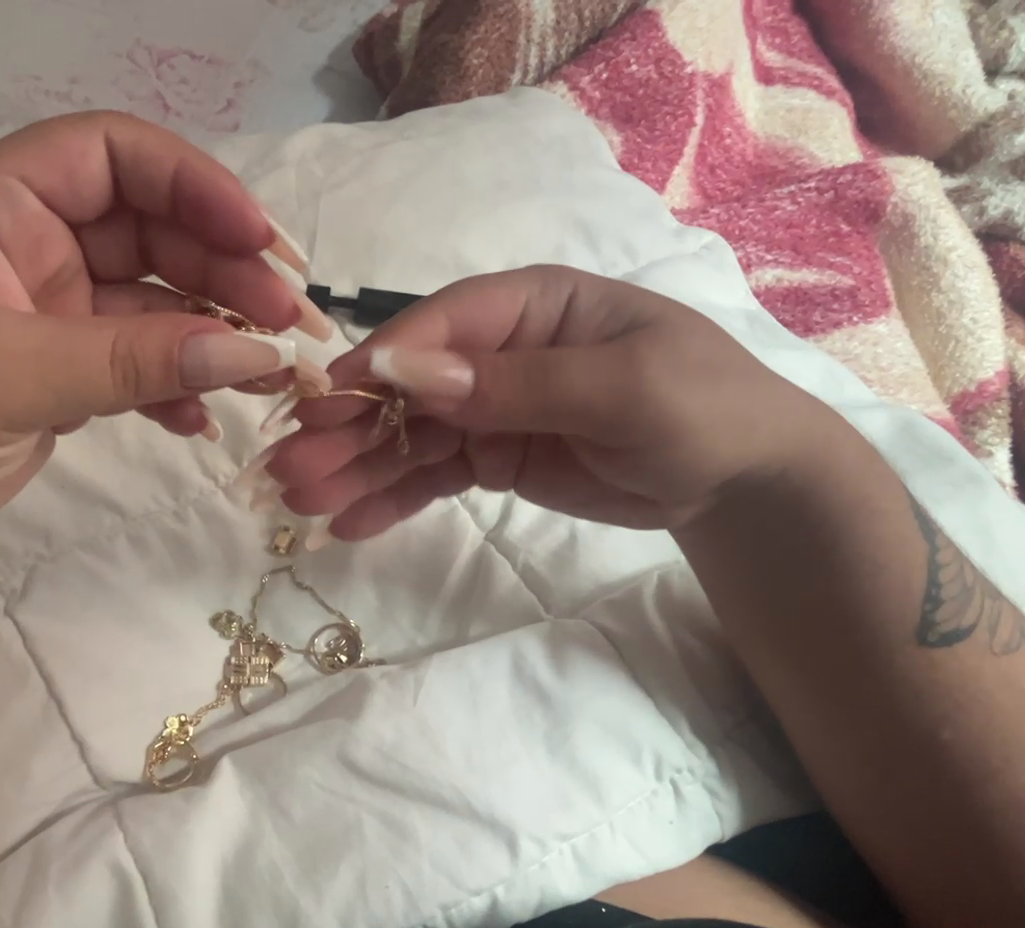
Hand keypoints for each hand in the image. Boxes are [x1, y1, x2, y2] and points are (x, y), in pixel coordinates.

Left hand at [0, 111, 319, 562]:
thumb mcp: (3, 376)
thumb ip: (131, 361)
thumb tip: (254, 353)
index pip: (111, 157)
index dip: (194, 184)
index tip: (261, 242)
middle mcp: (28, 251)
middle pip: (151, 233)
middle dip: (225, 273)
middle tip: (291, 323)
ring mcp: (48, 319)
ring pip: (155, 307)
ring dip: (215, 336)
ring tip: (270, 375)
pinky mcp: (60, 380)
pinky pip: (138, 368)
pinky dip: (176, 388)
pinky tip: (205, 420)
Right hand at [271, 266, 844, 538]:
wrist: (737, 479)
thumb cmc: (698, 409)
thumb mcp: (623, 388)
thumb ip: (517, 381)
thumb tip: (410, 370)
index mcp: (529, 307)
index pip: (438, 326)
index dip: (376, 364)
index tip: (321, 404)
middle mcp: (495, 353)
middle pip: (406, 387)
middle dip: (346, 429)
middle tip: (287, 470)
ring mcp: (489, 409)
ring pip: (406, 438)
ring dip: (353, 469)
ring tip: (300, 504)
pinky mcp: (490, 459)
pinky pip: (429, 477)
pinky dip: (390, 499)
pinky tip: (346, 524)